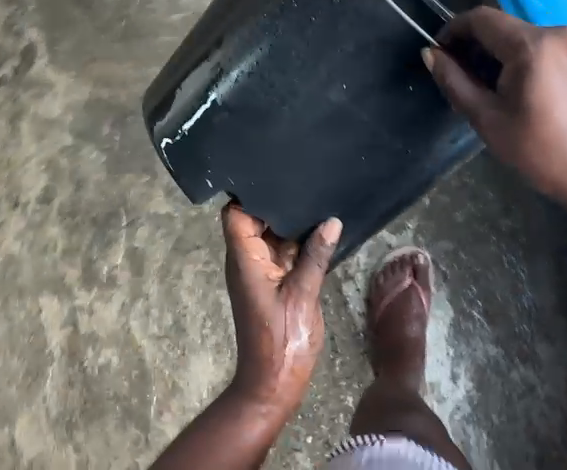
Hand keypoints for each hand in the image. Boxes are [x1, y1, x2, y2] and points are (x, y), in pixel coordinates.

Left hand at [219, 203, 340, 418]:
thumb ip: (315, 256)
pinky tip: (319, 231)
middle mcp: (246, 261)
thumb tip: (331, 221)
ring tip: (315, 199)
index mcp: (244, 259)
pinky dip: (295, 244)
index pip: (235, 215)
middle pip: (253, 221)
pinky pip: (281, 254)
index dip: (250, 195)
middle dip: (275, 205)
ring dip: (289, 224)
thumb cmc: (282, 340)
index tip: (274, 179)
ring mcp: (259, 273)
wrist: (273, 385)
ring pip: (270, 237)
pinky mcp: (272, 284)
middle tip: (304, 183)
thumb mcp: (303, 295)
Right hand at [424, 7, 566, 218]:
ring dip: (499, 58)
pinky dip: (524, 64)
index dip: (452, 32)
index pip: (479, 18)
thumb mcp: (488, 120)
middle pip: (502, 28)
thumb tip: (431, 54)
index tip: (438, 58)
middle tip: (461, 84)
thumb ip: (454, 81)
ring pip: (523, 40)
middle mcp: (558, 33)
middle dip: (475, 48)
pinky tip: (523, 99)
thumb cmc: (546, 153)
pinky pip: (545, 51)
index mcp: (532, 43)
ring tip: (491, 96)